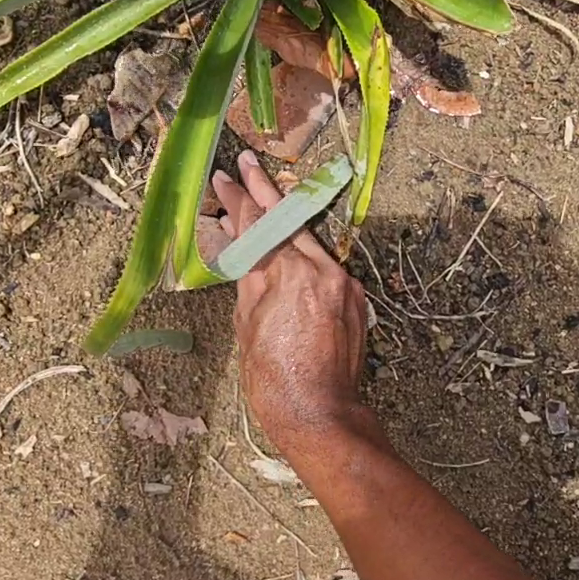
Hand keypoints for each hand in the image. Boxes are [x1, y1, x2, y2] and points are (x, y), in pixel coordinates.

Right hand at [210, 150, 376, 456]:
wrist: (322, 414)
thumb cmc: (274, 381)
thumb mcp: (247, 327)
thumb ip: (251, 280)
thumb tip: (246, 250)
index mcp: (289, 276)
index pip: (258, 227)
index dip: (238, 201)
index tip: (224, 179)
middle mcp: (321, 271)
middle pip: (287, 222)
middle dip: (263, 192)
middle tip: (246, 164)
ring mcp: (343, 283)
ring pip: (308, 242)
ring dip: (283, 223)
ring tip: (262, 198)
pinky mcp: (354, 297)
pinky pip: (324, 265)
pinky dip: (303, 254)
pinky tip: (287, 250)